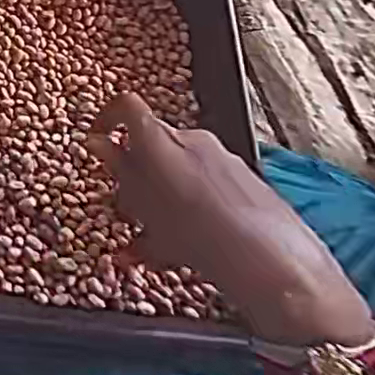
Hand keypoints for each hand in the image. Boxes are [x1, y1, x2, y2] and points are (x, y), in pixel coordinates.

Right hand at [86, 93, 373, 344]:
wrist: (276, 267)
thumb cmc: (201, 237)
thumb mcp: (144, 206)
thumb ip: (119, 168)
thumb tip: (98, 142)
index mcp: (161, 140)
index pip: (125, 106)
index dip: (107, 118)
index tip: (99, 140)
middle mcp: (193, 138)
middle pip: (151, 140)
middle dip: (136, 166)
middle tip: (128, 202)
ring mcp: (222, 157)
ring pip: (178, 164)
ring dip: (162, 189)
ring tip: (158, 234)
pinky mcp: (245, 178)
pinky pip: (205, 180)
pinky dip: (189, 202)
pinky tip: (188, 242)